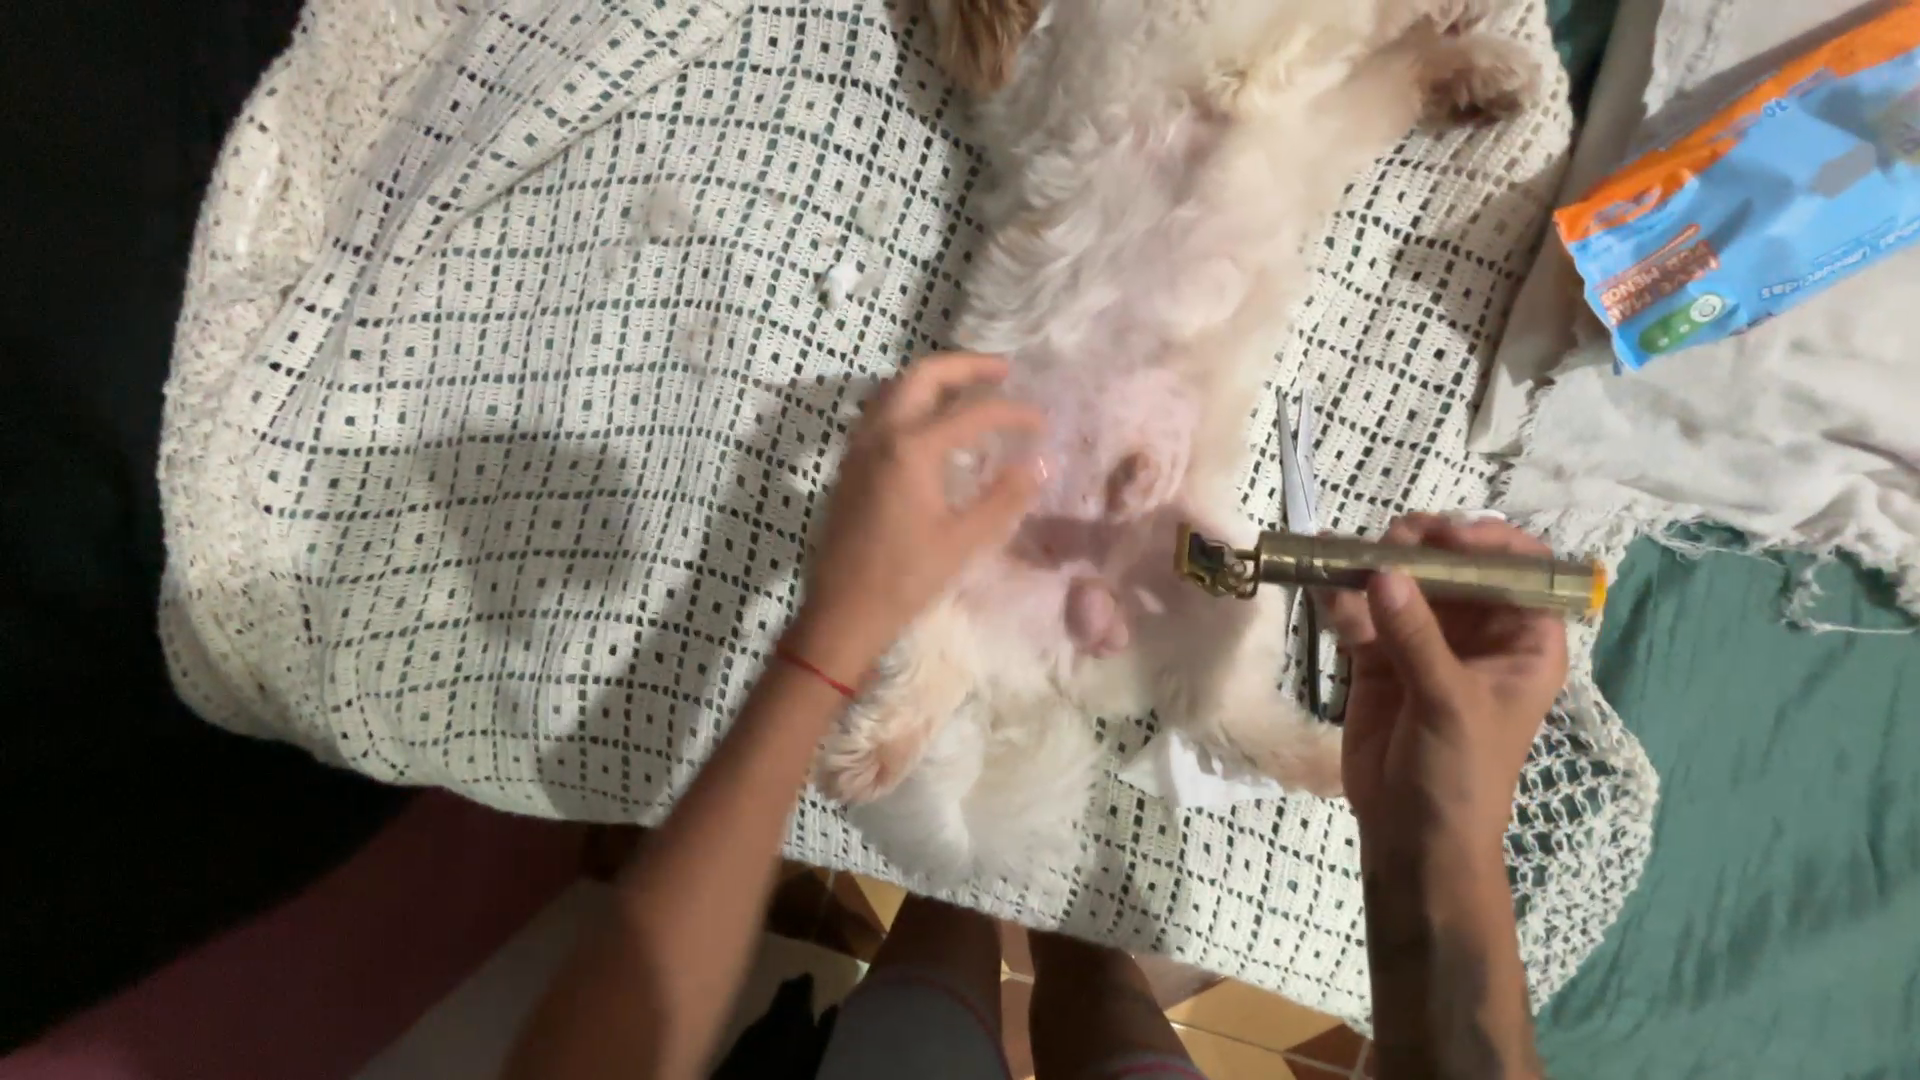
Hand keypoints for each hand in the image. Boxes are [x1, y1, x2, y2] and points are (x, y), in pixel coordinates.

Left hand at [786, 352, 1045, 683]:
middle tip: (1004, 372)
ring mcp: (858, 447)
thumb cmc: (905, 579)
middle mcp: (880, 434)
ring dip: (935, 380)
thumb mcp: (963, 541)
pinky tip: (933, 426)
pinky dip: (911, 401)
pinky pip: (881, 412)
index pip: (972, 412)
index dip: (1013, 411)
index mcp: (911, 449)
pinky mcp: (850, 464)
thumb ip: (1004, 497)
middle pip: (923, 375)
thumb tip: (1039, 464)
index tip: (1042, 420)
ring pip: (896, 388)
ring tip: (971, 392)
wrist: (842, 611)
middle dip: (966, 366)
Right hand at [1321, 515, 1569, 852]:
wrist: (1412, 831)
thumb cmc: (1462, 772)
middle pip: (1452, 571)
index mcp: (1520, 643)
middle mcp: (1474, 635)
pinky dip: (1339, 597)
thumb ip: (1416, 637)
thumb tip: (1382, 572)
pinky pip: (1359, 616)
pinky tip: (1320, 577)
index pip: (1520, 573)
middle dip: (1422, 548)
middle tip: (1389, 538)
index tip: (1446, 535)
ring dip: (1374, 566)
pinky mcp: (1376, 660)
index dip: (1490, 545)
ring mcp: (1420, 645)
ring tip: (1345, 550)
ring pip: (1400, 588)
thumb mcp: (1449, 703)